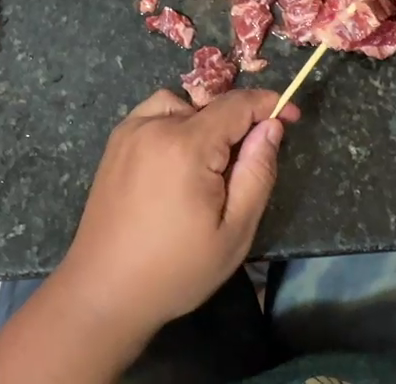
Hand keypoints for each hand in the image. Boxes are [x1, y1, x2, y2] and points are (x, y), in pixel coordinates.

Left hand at [49, 89, 298, 339]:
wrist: (104, 291)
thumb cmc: (176, 269)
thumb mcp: (233, 232)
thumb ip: (257, 172)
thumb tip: (271, 126)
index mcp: (186, 144)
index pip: (237, 105)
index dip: (268, 104)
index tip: (292, 114)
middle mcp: (155, 125)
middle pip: (209, 104)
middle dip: (236, 124)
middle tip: (242, 169)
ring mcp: (130, 130)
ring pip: (181, 104)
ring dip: (203, 121)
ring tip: (206, 167)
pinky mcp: (115, 141)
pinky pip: (154, 113)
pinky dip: (174, 122)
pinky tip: (176, 162)